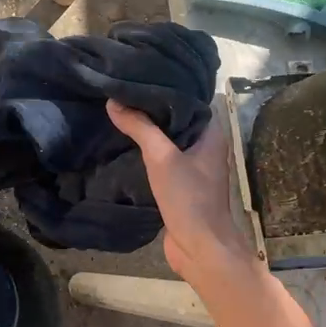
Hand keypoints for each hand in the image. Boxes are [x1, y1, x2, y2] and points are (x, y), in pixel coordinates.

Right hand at [106, 100, 259, 283]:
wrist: (200, 249)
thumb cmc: (189, 198)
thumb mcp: (161, 157)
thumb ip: (140, 128)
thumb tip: (114, 102)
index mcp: (211, 134)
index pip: (188, 101)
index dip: (165, 89)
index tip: (139, 77)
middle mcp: (205, 147)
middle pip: (176, 121)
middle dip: (151, 110)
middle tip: (122, 94)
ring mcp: (193, 168)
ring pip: (167, 142)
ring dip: (147, 133)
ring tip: (118, 114)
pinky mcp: (180, 186)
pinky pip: (162, 161)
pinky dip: (145, 154)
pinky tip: (123, 146)